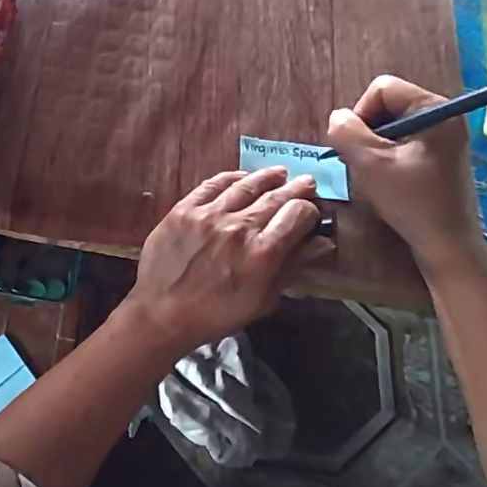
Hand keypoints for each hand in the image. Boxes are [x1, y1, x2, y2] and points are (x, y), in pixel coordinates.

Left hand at [120, 167, 330, 352]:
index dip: (310, 211)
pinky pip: (211, 185)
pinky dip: (230, 177)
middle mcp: (238, 227)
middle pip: (275, 197)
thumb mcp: (263, 298)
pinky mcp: (183, 210)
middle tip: (306, 182)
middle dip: (295, 189)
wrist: (162, 312)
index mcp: (263, 252)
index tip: (311, 211)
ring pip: (245, 185)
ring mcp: (208, 215)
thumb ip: (293, 266)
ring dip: (266, 177)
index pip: (298, 214)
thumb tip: (323, 242)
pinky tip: (241, 176)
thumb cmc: (218, 313)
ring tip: (279, 173)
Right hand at [325, 75, 485, 269]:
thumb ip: (346, 133)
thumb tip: (337, 117)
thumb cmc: (410, 200)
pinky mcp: (439, 153)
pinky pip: (401, 139)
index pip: (382, 89)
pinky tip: (385, 176)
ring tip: (372, 171)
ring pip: (390, 123)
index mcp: (434, 110)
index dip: (361, 113)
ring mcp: (443, 135)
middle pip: (386, 104)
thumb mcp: (369, 164)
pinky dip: (385, 153)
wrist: (446, 241)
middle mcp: (444, 116)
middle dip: (366, 129)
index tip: (357, 146)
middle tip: (362, 160)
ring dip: (372, 144)